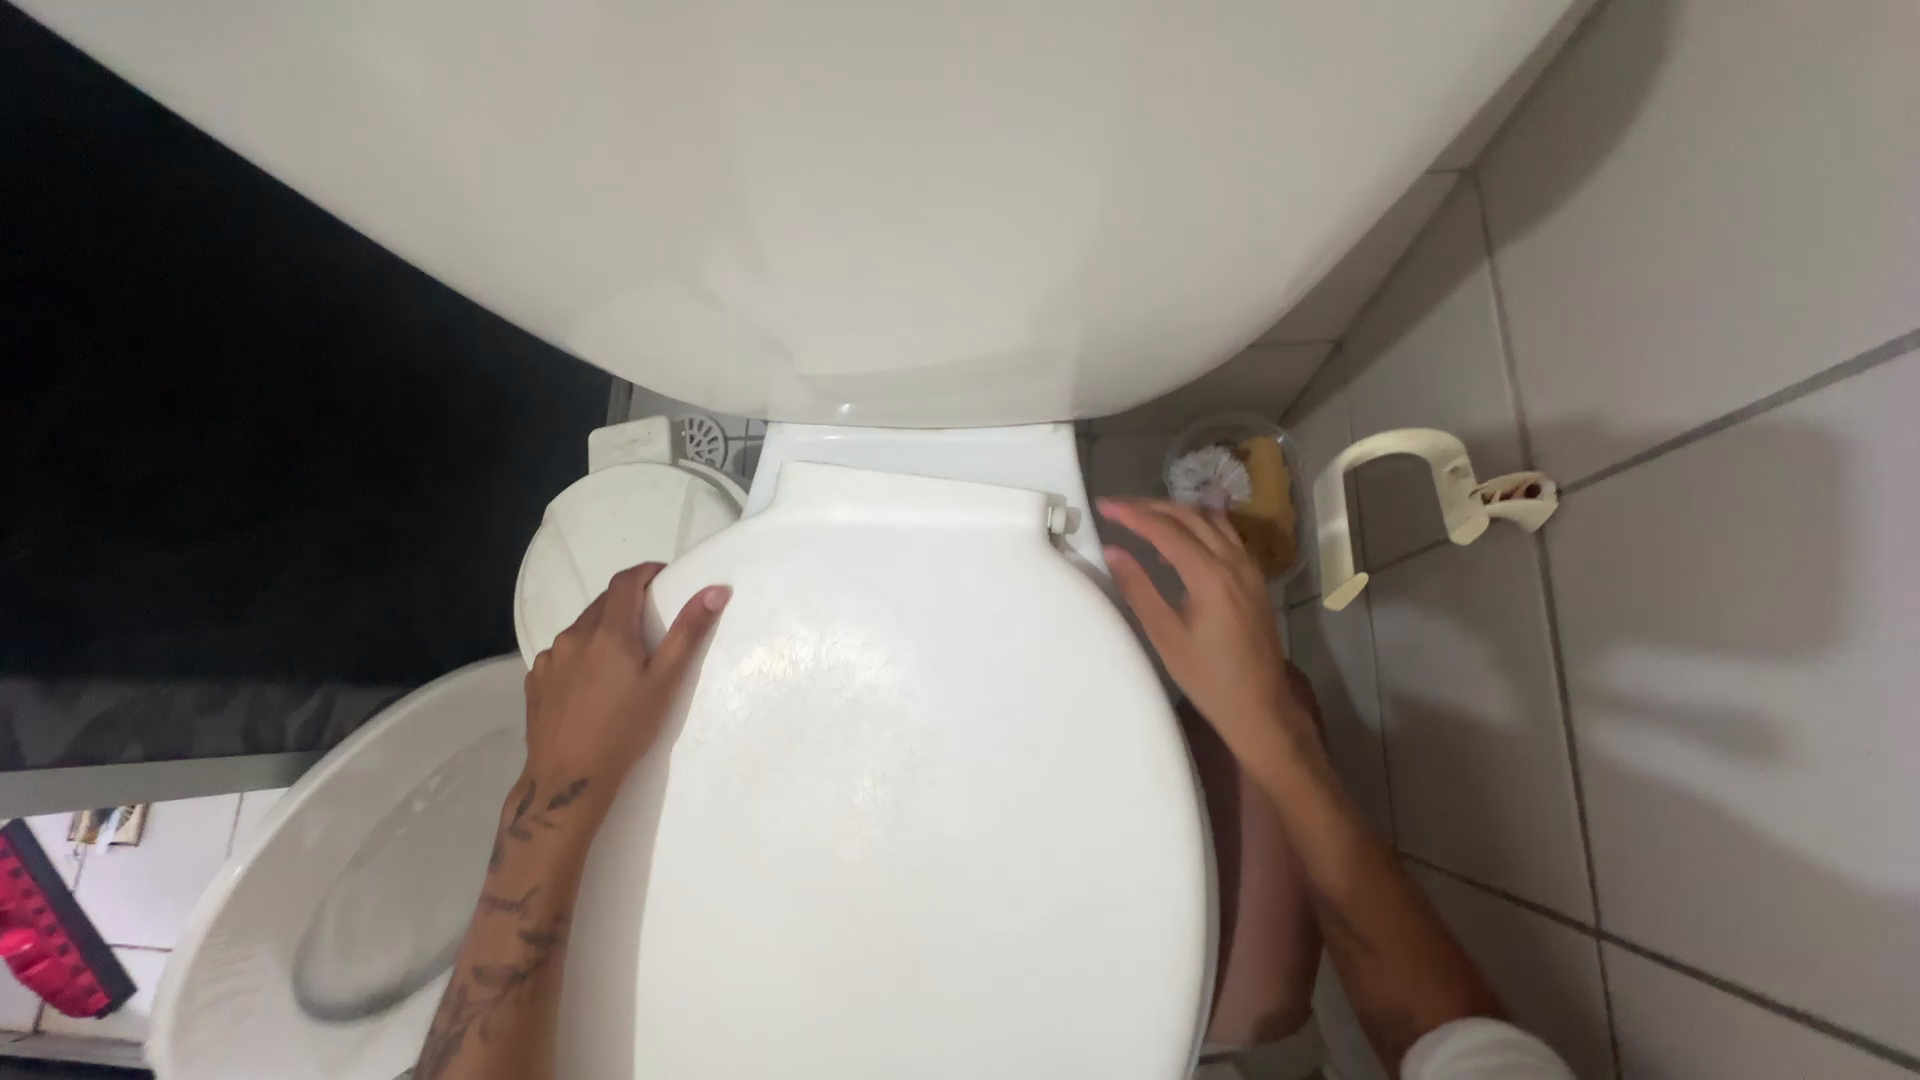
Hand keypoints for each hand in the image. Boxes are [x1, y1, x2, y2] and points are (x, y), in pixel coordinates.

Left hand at [522, 563, 729, 804]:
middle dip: (628, 603)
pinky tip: (592, 685)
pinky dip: (581, 656)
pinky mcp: (535, 680)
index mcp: (608, 632)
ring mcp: (549, 659)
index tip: (662, 578)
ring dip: (603, 631)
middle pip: (603, 603)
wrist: (568, 778)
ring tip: (622, 662)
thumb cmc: (625, 729)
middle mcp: (573, 636)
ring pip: (582, 629)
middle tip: (651, 625)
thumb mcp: (666, 681)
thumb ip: (689, 631)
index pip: (625, 581)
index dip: (645, 572)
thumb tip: (715, 590)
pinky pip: (563, 654)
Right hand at [1099, 498, 1310, 758]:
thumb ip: (1138, 589)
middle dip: (1151, 507)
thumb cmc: (1208, 677)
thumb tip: (1113, 551)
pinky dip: (1198, 528)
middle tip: (1118, 508)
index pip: (1166, 530)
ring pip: (1211, 521)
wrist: (1260, 705)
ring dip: (1176, 513)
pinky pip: (1225, 536)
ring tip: (1143, 519)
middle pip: (1190, 516)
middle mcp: (1234, 562)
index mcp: (1210, 576)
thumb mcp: (1165, 635)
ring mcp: (1248, 568)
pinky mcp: (1253, 578)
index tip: (1104, 506)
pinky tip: (1179, 542)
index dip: (1132, 514)